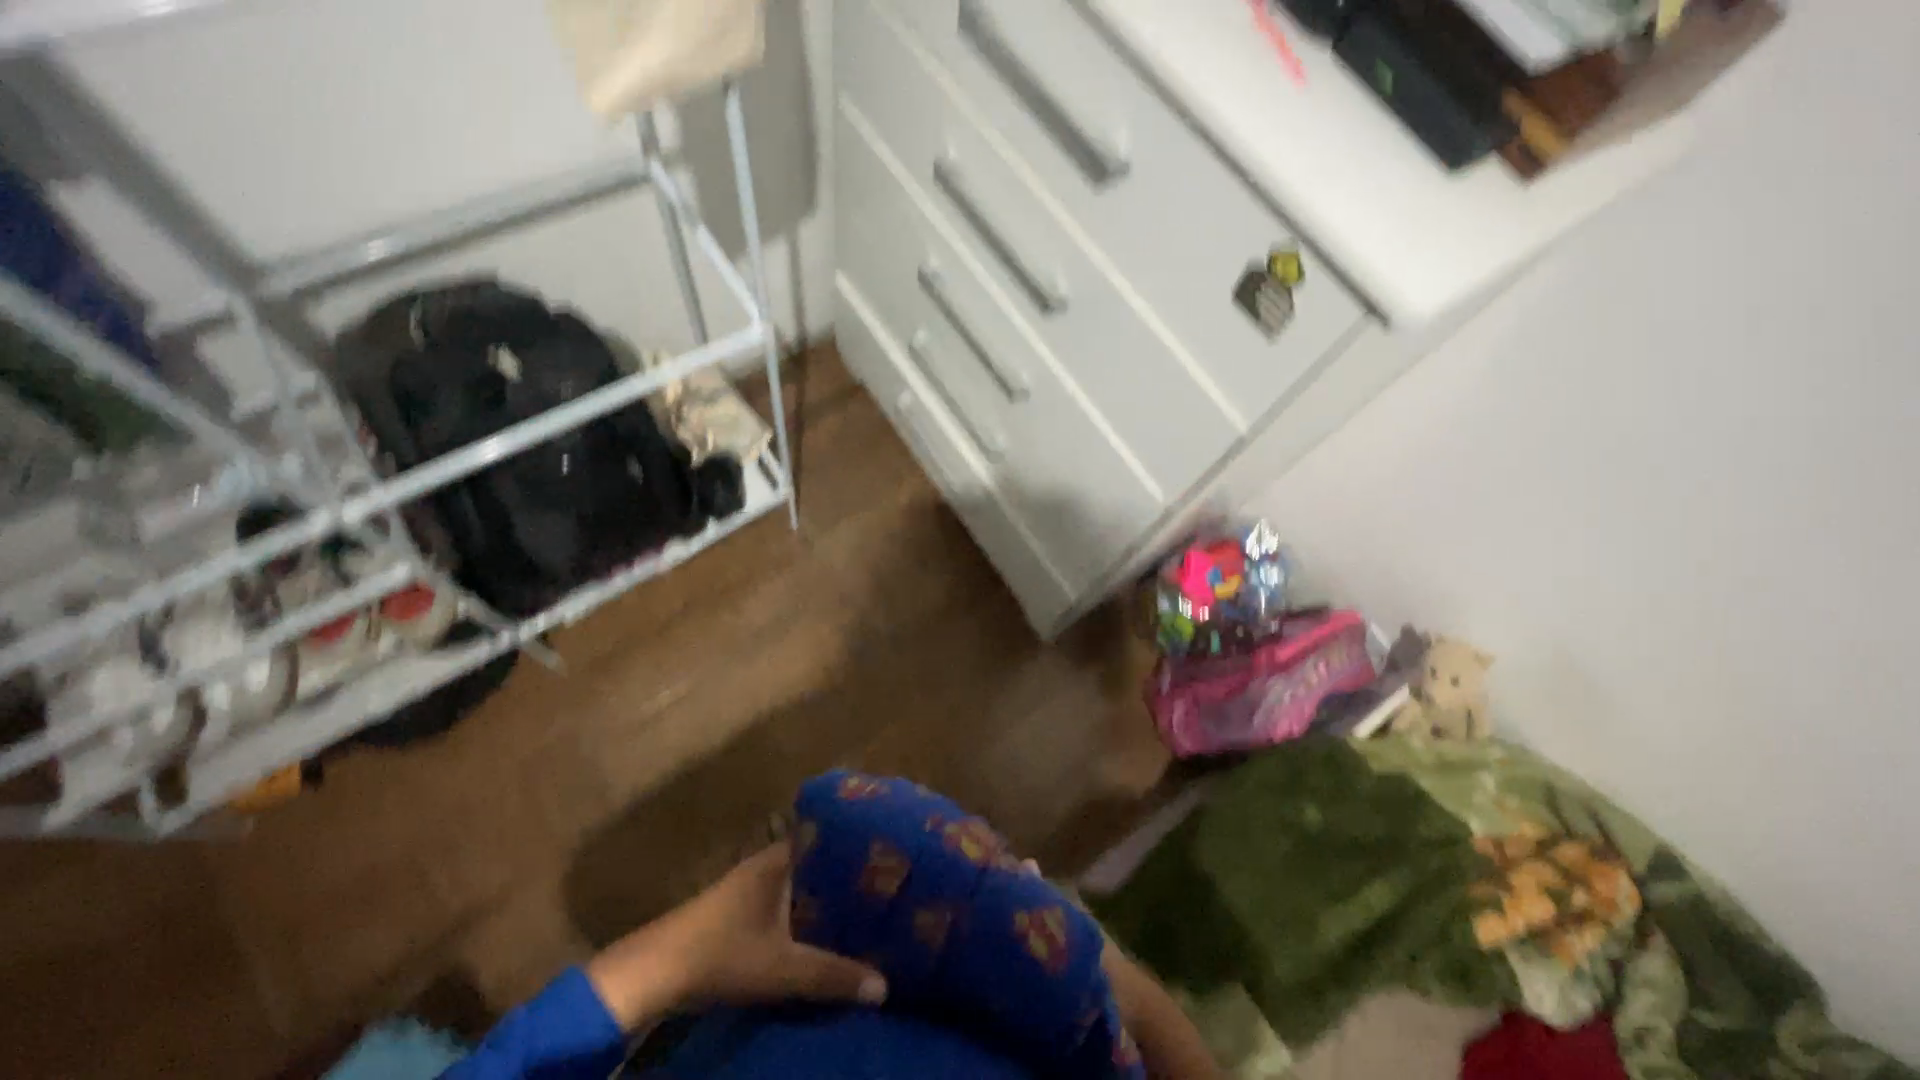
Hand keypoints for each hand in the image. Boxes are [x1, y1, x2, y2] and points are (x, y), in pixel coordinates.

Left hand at [587, 844, 887, 1028]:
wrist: (655, 972)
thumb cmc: (721, 953)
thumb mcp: (783, 969)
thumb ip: (833, 975)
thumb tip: (884, 987)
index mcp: (778, 861)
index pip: (825, 835)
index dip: (856, 841)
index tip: (890, 849)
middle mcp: (766, 865)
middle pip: (817, 862)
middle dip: (849, 874)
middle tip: (890, 885)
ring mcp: (749, 887)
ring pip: (801, 884)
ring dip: (828, 896)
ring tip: (868, 908)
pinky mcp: (739, 911)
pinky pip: (787, 902)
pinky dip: (808, 912)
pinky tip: (826, 932)